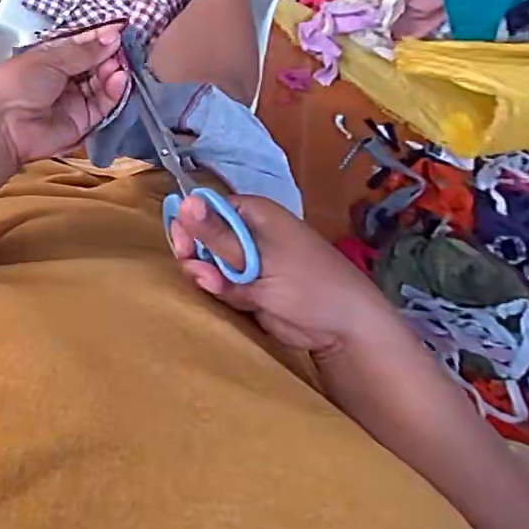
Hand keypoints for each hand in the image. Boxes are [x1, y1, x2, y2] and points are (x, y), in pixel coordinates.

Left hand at [0, 24, 129, 164]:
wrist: (2, 126)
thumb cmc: (16, 83)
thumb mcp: (49, 58)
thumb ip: (84, 49)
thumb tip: (113, 35)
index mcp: (49, 58)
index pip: (81, 45)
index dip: (99, 37)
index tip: (121, 27)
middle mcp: (63, 78)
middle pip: (94, 64)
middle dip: (110, 54)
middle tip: (124, 46)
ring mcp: (73, 100)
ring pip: (102, 84)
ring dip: (113, 72)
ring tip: (120, 64)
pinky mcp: (82, 121)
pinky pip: (103, 105)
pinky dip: (113, 92)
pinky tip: (119, 79)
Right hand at [168, 193, 396, 356]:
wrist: (344, 328)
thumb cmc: (307, 283)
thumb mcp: (258, 259)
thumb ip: (217, 235)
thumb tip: (185, 201)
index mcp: (251, 213)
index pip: (205, 209)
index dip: (190, 227)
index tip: (184, 249)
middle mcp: (247, 233)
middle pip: (202, 238)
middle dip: (198, 257)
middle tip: (204, 275)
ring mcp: (247, 262)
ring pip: (209, 264)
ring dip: (210, 278)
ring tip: (223, 290)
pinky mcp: (248, 288)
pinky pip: (221, 285)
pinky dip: (223, 293)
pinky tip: (234, 299)